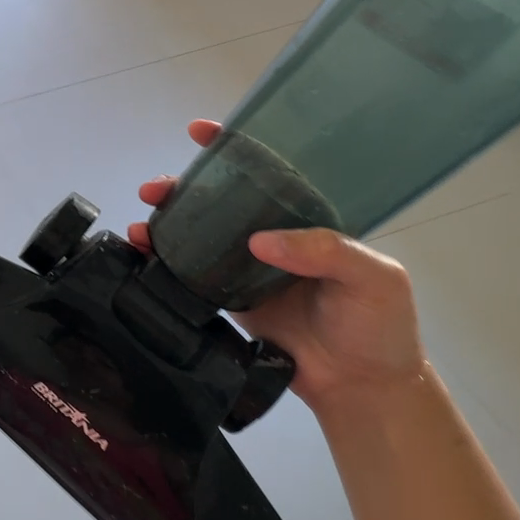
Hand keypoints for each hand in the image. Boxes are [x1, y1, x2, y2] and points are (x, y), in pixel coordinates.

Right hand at [129, 120, 428, 410]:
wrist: (360, 387)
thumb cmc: (379, 326)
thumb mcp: (375, 278)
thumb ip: (326, 250)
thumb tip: (258, 241)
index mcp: (305, 221)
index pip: (267, 174)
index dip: (232, 149)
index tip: (200, 132)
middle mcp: (268, 236)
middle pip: (215, 200)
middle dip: (179, 187)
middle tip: (155, 190)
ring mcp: (241, 266)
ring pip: (192, 232)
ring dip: (162, 221)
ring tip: (140, 225)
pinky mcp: (222, 296)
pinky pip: (184, 270)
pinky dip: (157, 258)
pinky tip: (140, 252)